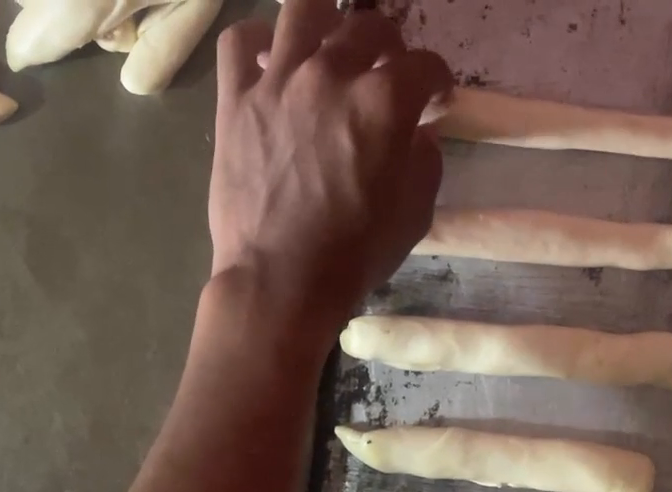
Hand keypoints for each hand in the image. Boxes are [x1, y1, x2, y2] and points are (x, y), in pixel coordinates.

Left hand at [207, 0, 451, 325]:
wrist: (281, 284)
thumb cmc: (353, 258)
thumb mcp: (414, 216)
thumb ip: (425, 162)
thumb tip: (418, 135)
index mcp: (384, 102)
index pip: (424, 66)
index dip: (437, 82)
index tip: (435, 101)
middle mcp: (331, 74)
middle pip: (369, 28)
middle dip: (389, 49)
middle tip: (385, 75)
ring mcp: (277, 82)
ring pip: (304, 10)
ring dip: (327, 22)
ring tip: (329, 46)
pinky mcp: (235, 102)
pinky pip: (238, 42)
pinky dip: (257, 41)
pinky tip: (269, 60)